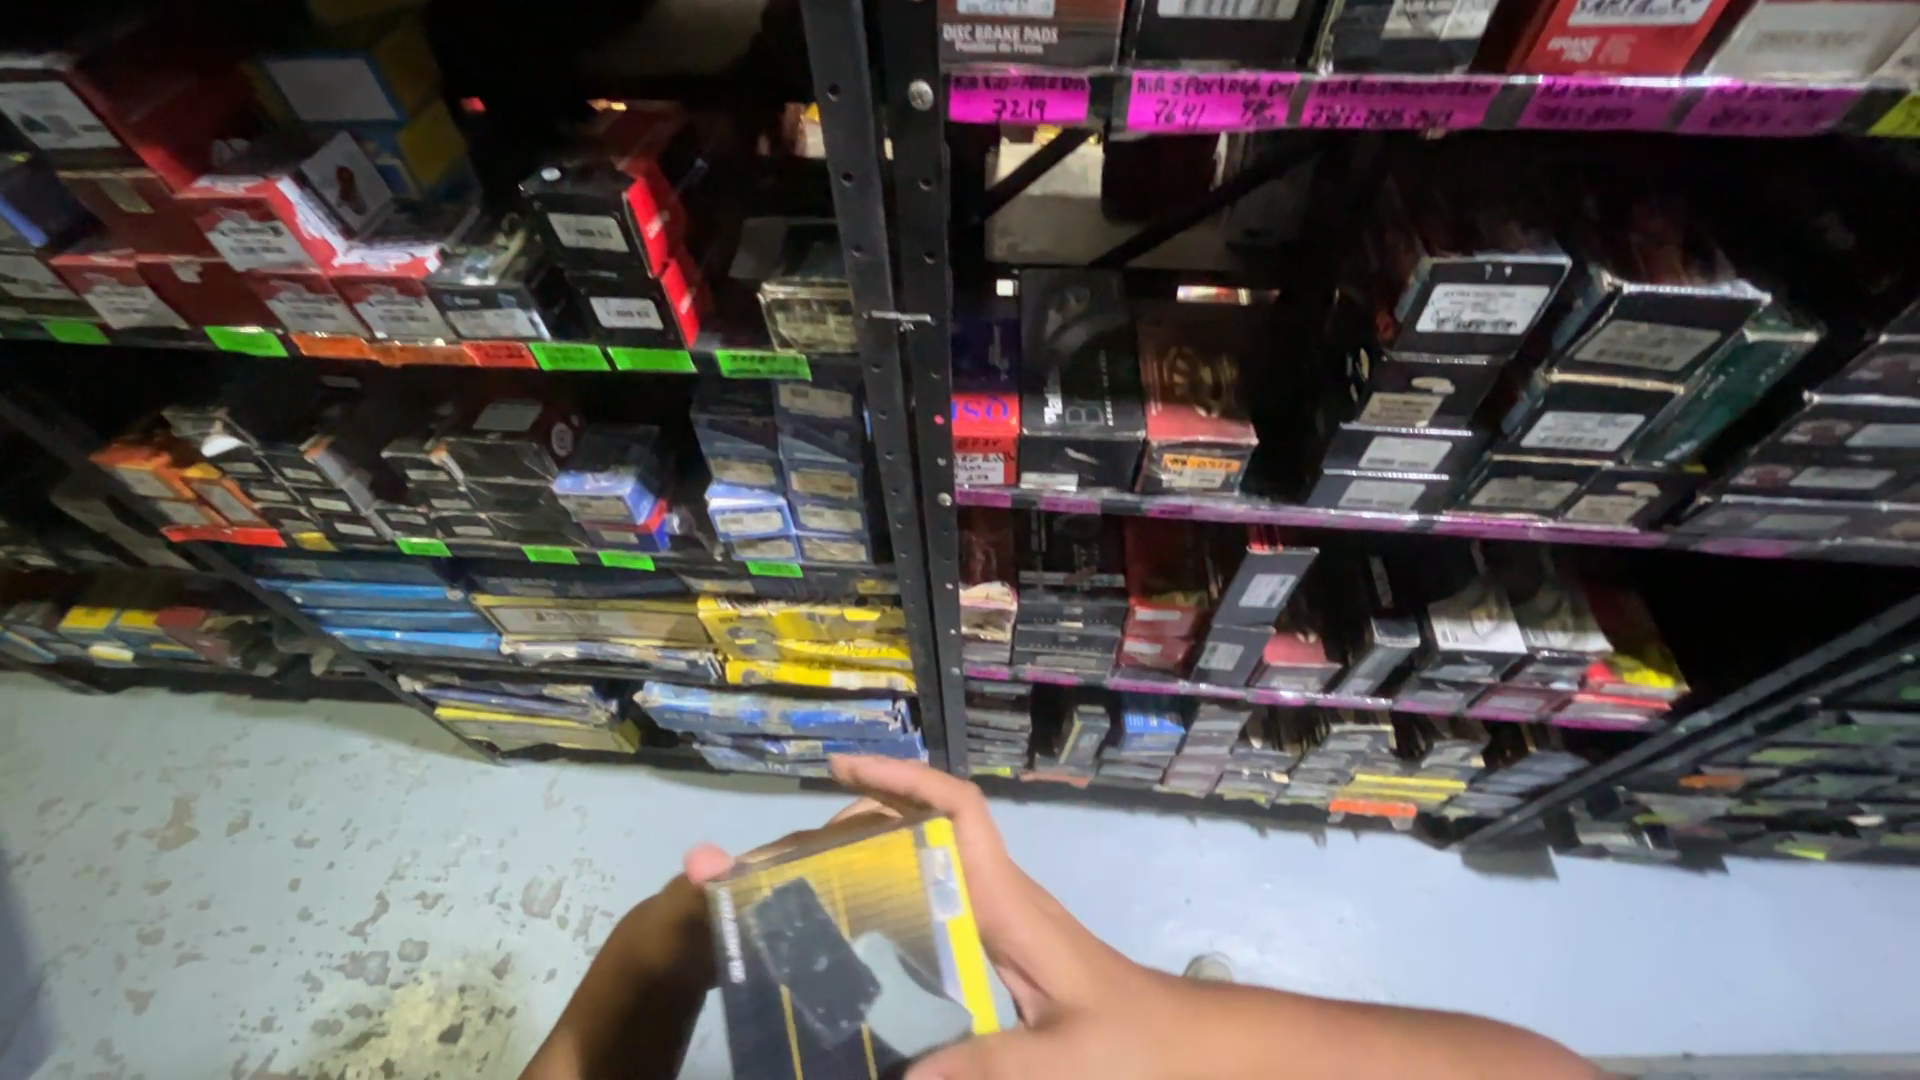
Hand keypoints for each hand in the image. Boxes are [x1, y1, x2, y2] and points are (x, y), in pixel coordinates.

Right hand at [824, 756, 1189, 1079]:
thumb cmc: (1132, 1040)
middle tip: (797, 848)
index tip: (846, 770)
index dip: (905, 779)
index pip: (958, 810)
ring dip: (872, 853)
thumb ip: (990, 1066)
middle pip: (927, 826)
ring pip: (927, 859)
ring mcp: (997, 914)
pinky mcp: (996, 941)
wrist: (1180, 1043)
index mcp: (1008, 899)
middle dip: (866, 816)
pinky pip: (935, 898)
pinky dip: (891, 895)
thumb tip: (899, 1079)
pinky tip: (858, 932)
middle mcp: (997, 892)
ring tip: (808, 879)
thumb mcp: (1065, 1063)